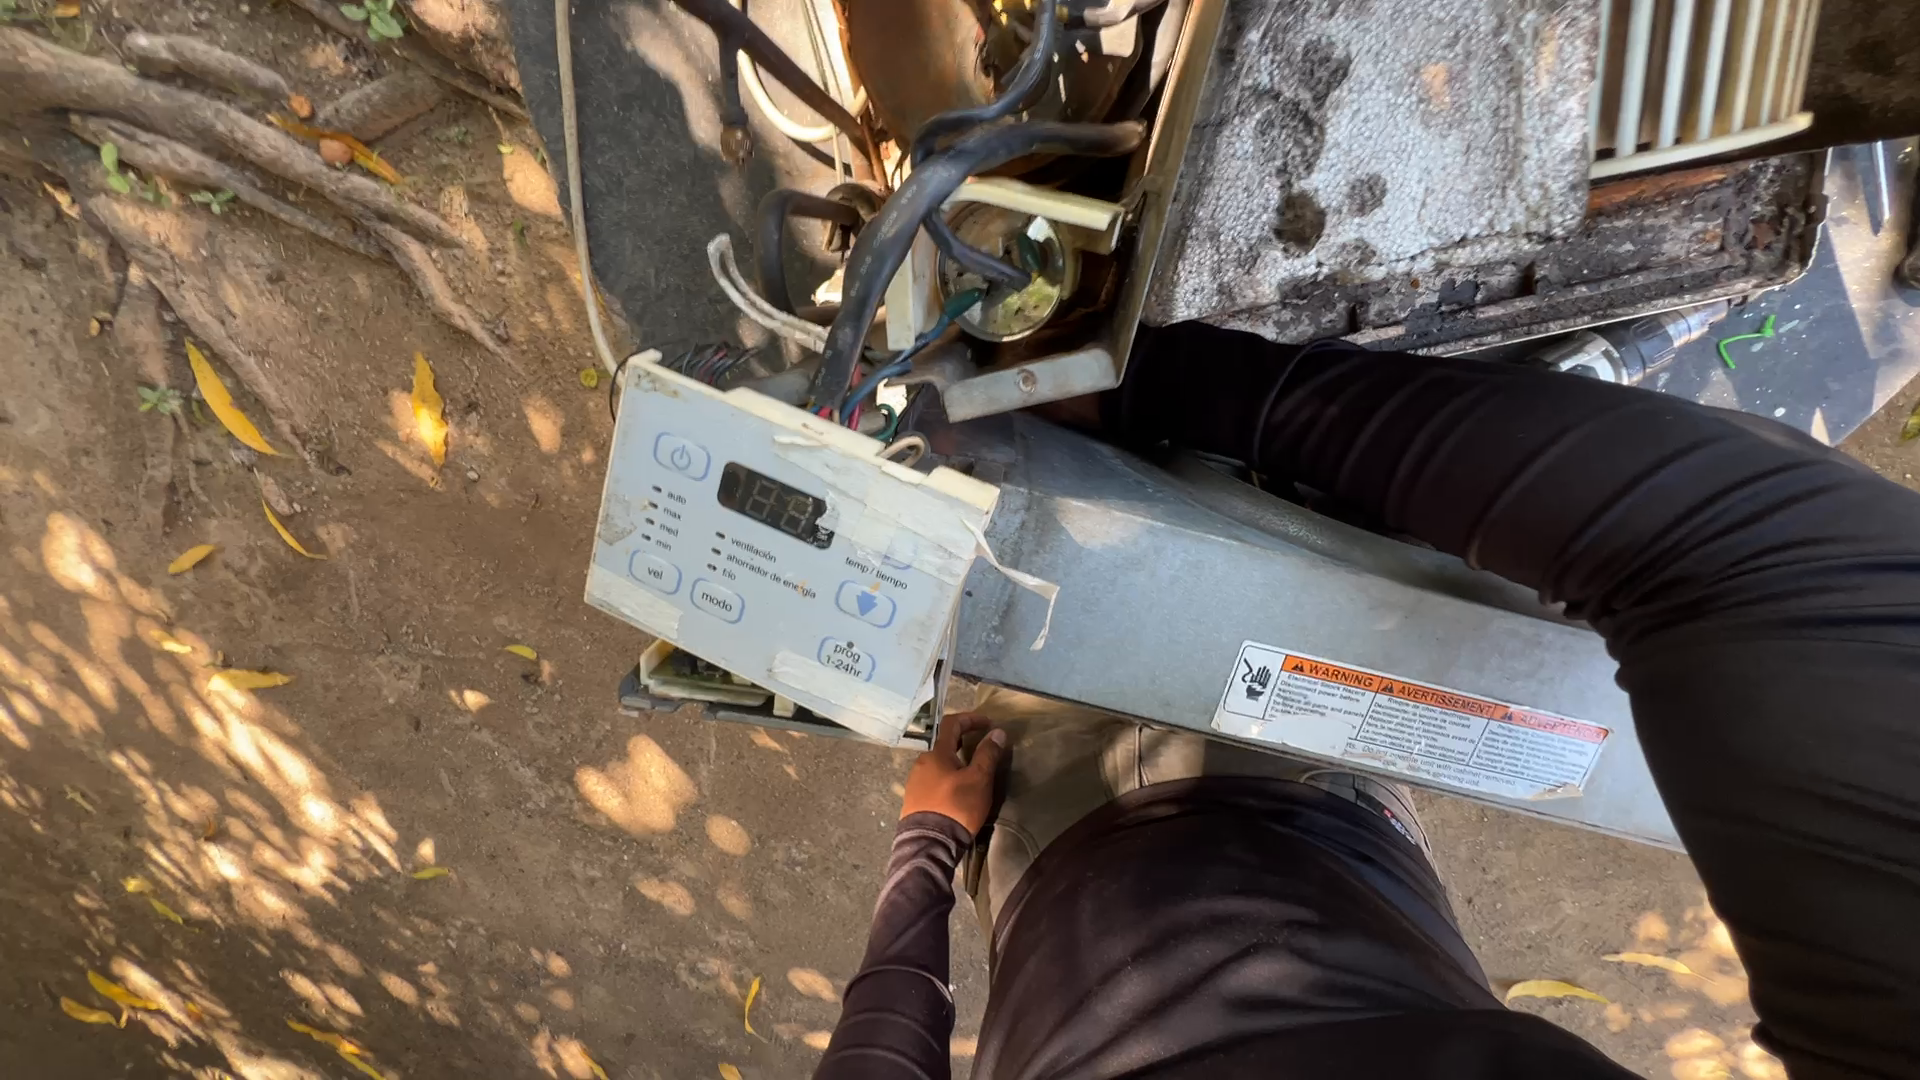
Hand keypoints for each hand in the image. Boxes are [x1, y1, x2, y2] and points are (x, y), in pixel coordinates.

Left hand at [900, 713, 1007, 834]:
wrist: (928, 844)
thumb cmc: (956, 807)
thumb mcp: (978, 780)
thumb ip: (987, 754)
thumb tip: (997, 732)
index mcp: (937, 753)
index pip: (952, 723)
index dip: (970, 718)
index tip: (988, 723)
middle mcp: (922, 762)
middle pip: (944, 745)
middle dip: (964, 743)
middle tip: (982, 751)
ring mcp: (914, 781)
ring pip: (938, 764)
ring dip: (955, 764)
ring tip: (972, 777)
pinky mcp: (913, 800)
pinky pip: (932, 781)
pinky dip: (947, 779)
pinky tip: (956, 794)